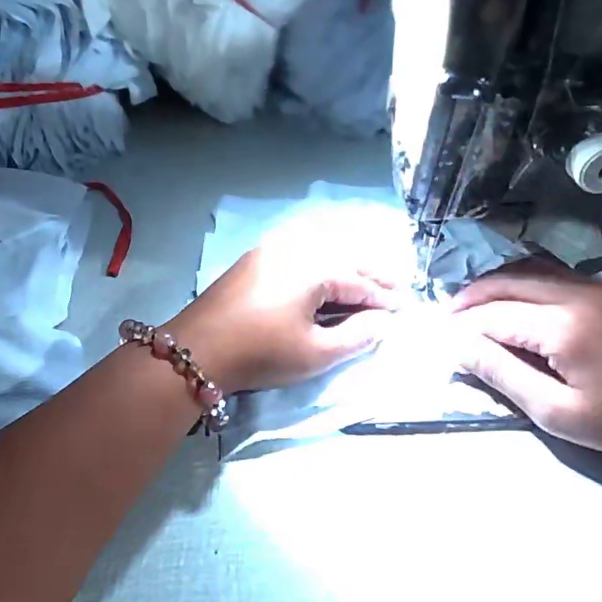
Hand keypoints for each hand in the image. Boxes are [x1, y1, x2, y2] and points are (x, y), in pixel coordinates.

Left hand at [169, 244, 406, 393]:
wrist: (197, 350)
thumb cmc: (261, 353)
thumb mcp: (315, 353)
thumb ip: (356, 336)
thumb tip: (383, 321)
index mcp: (315, 267)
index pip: (360, 282)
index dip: (384, 298)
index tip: (404, 308)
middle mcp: (295, 248)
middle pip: (343, 259)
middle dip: (370, 275)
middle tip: (395, 288)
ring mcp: (269, 250)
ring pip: (321, 252)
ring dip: (346, 267)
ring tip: (364, 283)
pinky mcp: (252, 260)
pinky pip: (298, 253)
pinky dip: (320, 264)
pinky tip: (326, 275)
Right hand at [450, 258, 601, 474]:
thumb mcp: (559, 413)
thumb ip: (503, 375)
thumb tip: (458, 347)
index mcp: (561, 323)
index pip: (491, 314)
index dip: (459, 328)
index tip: (437, 342)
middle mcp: (578, 292)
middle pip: (508, 280)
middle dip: (471, 296)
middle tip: (445, 319)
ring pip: (533, 270)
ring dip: (498, 285)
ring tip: (474, 310)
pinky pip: (558, 276)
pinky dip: (526, 284)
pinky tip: (520, 307)